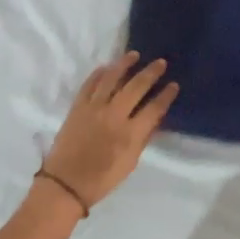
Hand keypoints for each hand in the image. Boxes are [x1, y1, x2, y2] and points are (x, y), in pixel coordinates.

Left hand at [40, 53, 177, 210]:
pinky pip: (89, 84)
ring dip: (124, 64)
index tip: (174, 85)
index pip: (154, 108)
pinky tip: (106, 68)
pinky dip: (99, 74)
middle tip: (160, 63)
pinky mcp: (77, 107)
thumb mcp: (130, 163)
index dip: (166, 95)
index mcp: (131, 133)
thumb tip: (154, 119)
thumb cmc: (102, 179)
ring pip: (111, 78)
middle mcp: (114, 115)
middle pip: (136, 86)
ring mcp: (94, 108)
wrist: (66, 183)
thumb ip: (143, 138)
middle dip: (151, 73)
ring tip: (134, 55)